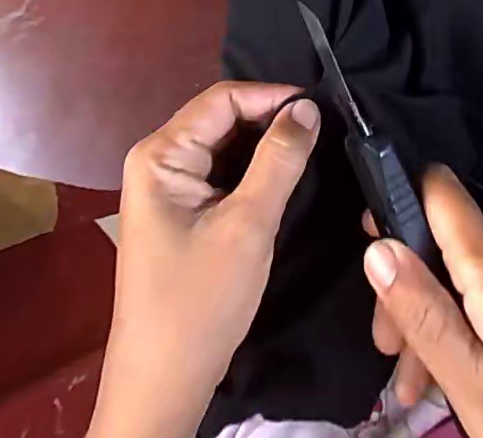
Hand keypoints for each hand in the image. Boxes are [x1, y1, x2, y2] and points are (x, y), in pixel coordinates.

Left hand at [90, 82, 320, 437]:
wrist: (163, 385)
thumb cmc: (200, 302)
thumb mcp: (248, 224)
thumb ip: (280, 159)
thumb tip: (309, 106)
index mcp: (161, 155)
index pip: (224, 99)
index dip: (273, 96)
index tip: (320, 110)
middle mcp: (160, 160)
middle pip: (224, 115)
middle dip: (272, 117)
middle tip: (322, 128)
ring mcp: (170, 185)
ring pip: (228, 141)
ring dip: (268, 142)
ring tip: (312, 144)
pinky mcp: (184, 207)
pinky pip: (225, 168)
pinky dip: (257, 165)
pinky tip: (287, 171)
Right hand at [363, 168, 482, 437]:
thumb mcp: (476, 388)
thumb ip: (425, 315)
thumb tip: (377, 248)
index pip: (437, 185)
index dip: (398, 199)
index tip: (369, 248)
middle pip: (438, 234)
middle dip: (404, 283)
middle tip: (388, 355)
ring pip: (457, 266)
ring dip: (427, 312)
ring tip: (415, 385)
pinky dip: (457, 318)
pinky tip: (449, 372)